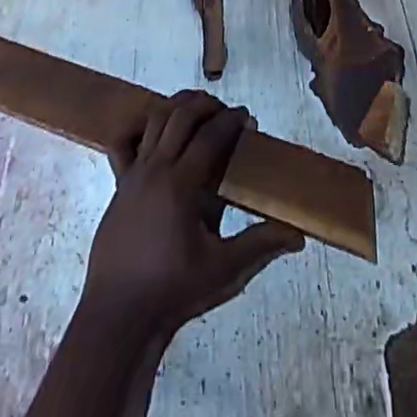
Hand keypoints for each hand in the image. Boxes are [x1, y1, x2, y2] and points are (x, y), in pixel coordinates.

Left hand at [81, 90, 304, 336]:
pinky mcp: (119, 186)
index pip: (210, 136)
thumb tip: (298, 235)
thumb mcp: (225, 270)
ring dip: (175, 107)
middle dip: (204, 104)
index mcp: (181, 184)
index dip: (231, 120)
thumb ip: (260, 245)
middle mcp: (155, 169)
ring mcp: (132, 175)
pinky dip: (137, 128)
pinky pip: (122, 145)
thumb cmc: (174, 289)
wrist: (120, 311)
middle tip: (224, 109)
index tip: (247, 116)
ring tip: (195, 107)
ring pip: (153, 122)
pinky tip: (151, 130)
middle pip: (179, 116)